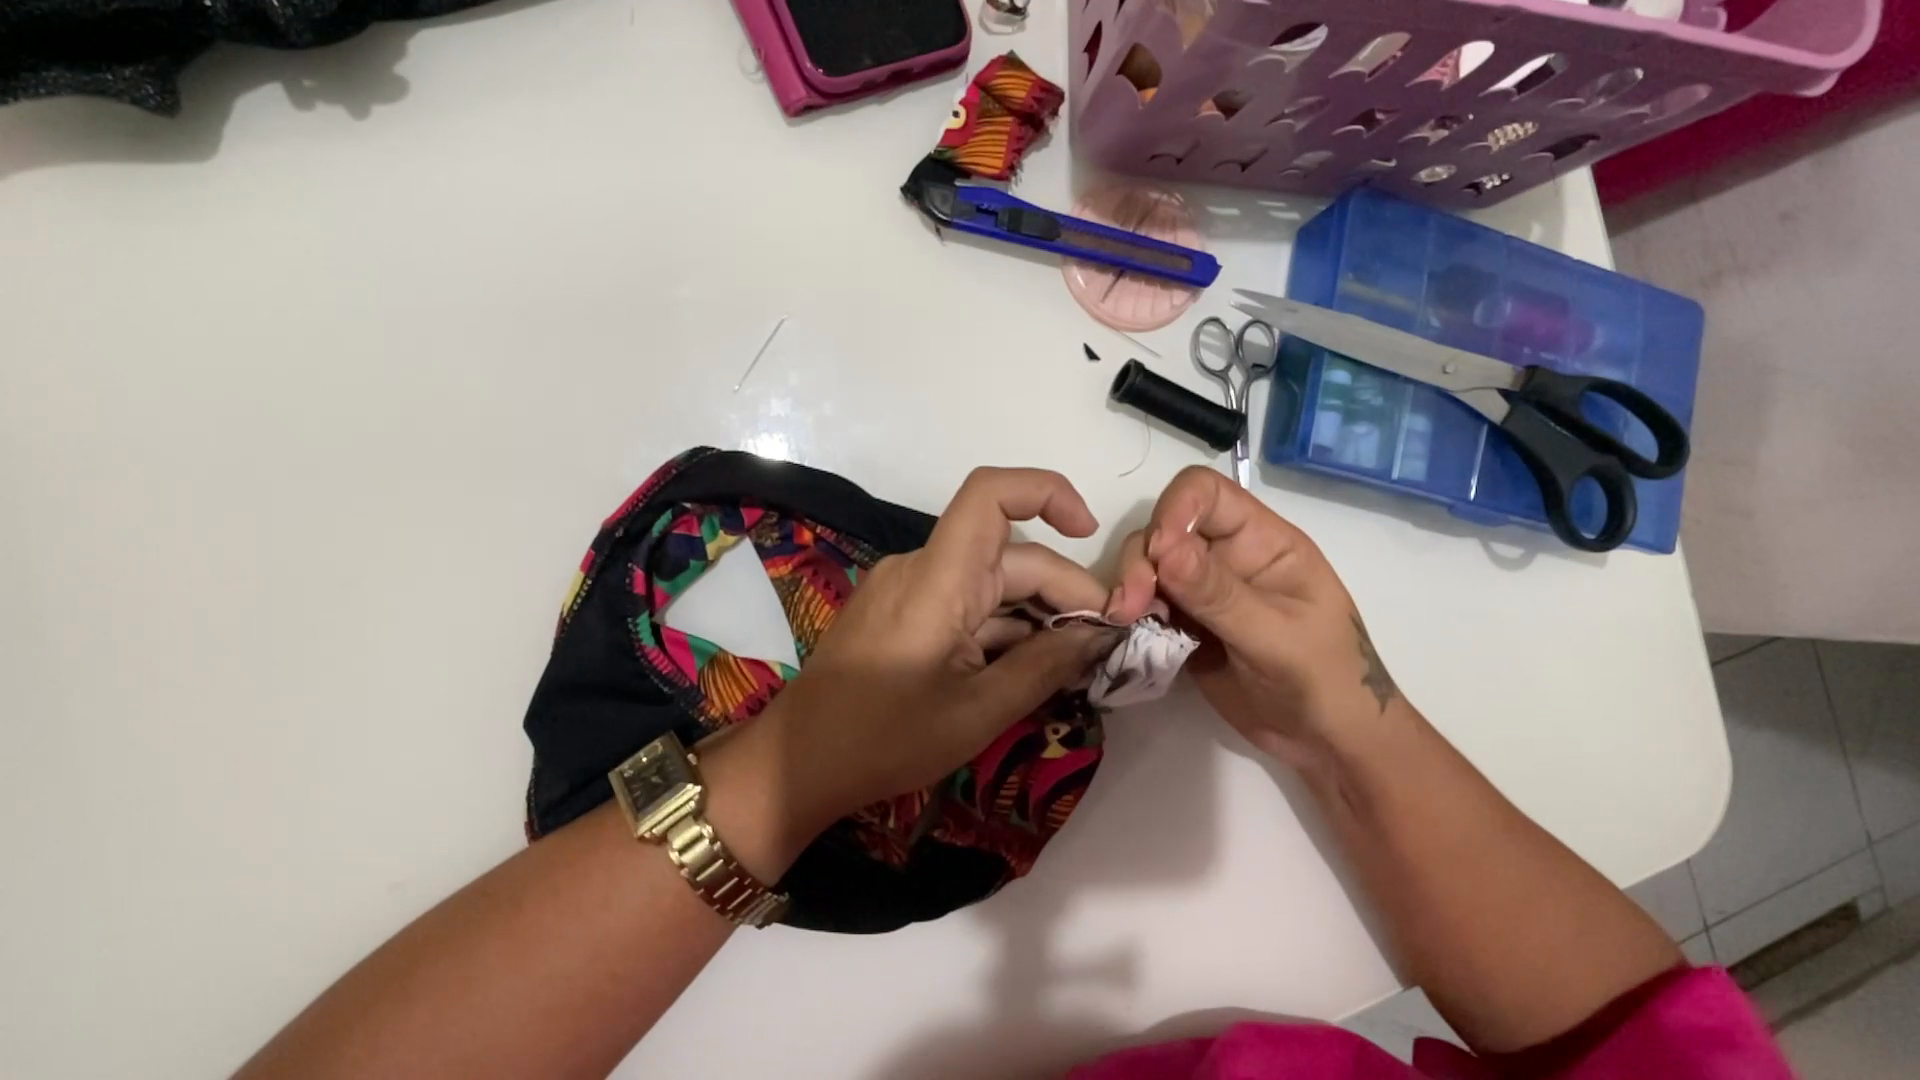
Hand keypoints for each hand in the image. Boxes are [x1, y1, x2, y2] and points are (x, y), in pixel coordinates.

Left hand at [723, 468, 1120, 867]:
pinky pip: (963, 603)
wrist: (799, 763)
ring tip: (1075, 662)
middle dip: (1062, 591)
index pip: (991, 496)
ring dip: (1034, 615)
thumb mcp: (978, 712)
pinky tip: (1028, 665)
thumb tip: (1098, 634)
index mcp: (939, 579)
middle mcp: (922, 569)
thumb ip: (1044, 666)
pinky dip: (1000, 627)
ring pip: (989, 583)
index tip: (1090, 534)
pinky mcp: (900, 613)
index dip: (1048, 493)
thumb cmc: (886, 740)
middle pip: (1008, 555)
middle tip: (1105, 644)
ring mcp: (907, 590)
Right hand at [1105, 466, 1402, 766]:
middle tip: (1130, 606)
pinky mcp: (1182, 625)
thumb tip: (1164, 548)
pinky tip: (1125, 633)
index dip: (1175, 509)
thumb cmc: (1324, 681)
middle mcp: (1226, 557)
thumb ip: (1219, 594)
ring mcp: (1201, 592)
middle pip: (1164, 529)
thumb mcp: (1277, 636)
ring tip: (1125, 622)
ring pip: (1147, 566)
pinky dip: (1129, 614)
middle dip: (1141, 560)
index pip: (1207, 494)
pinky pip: (1144, 605)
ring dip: (1129, 587)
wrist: (1325, 742)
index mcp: (1263, 542)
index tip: (1157, 552)